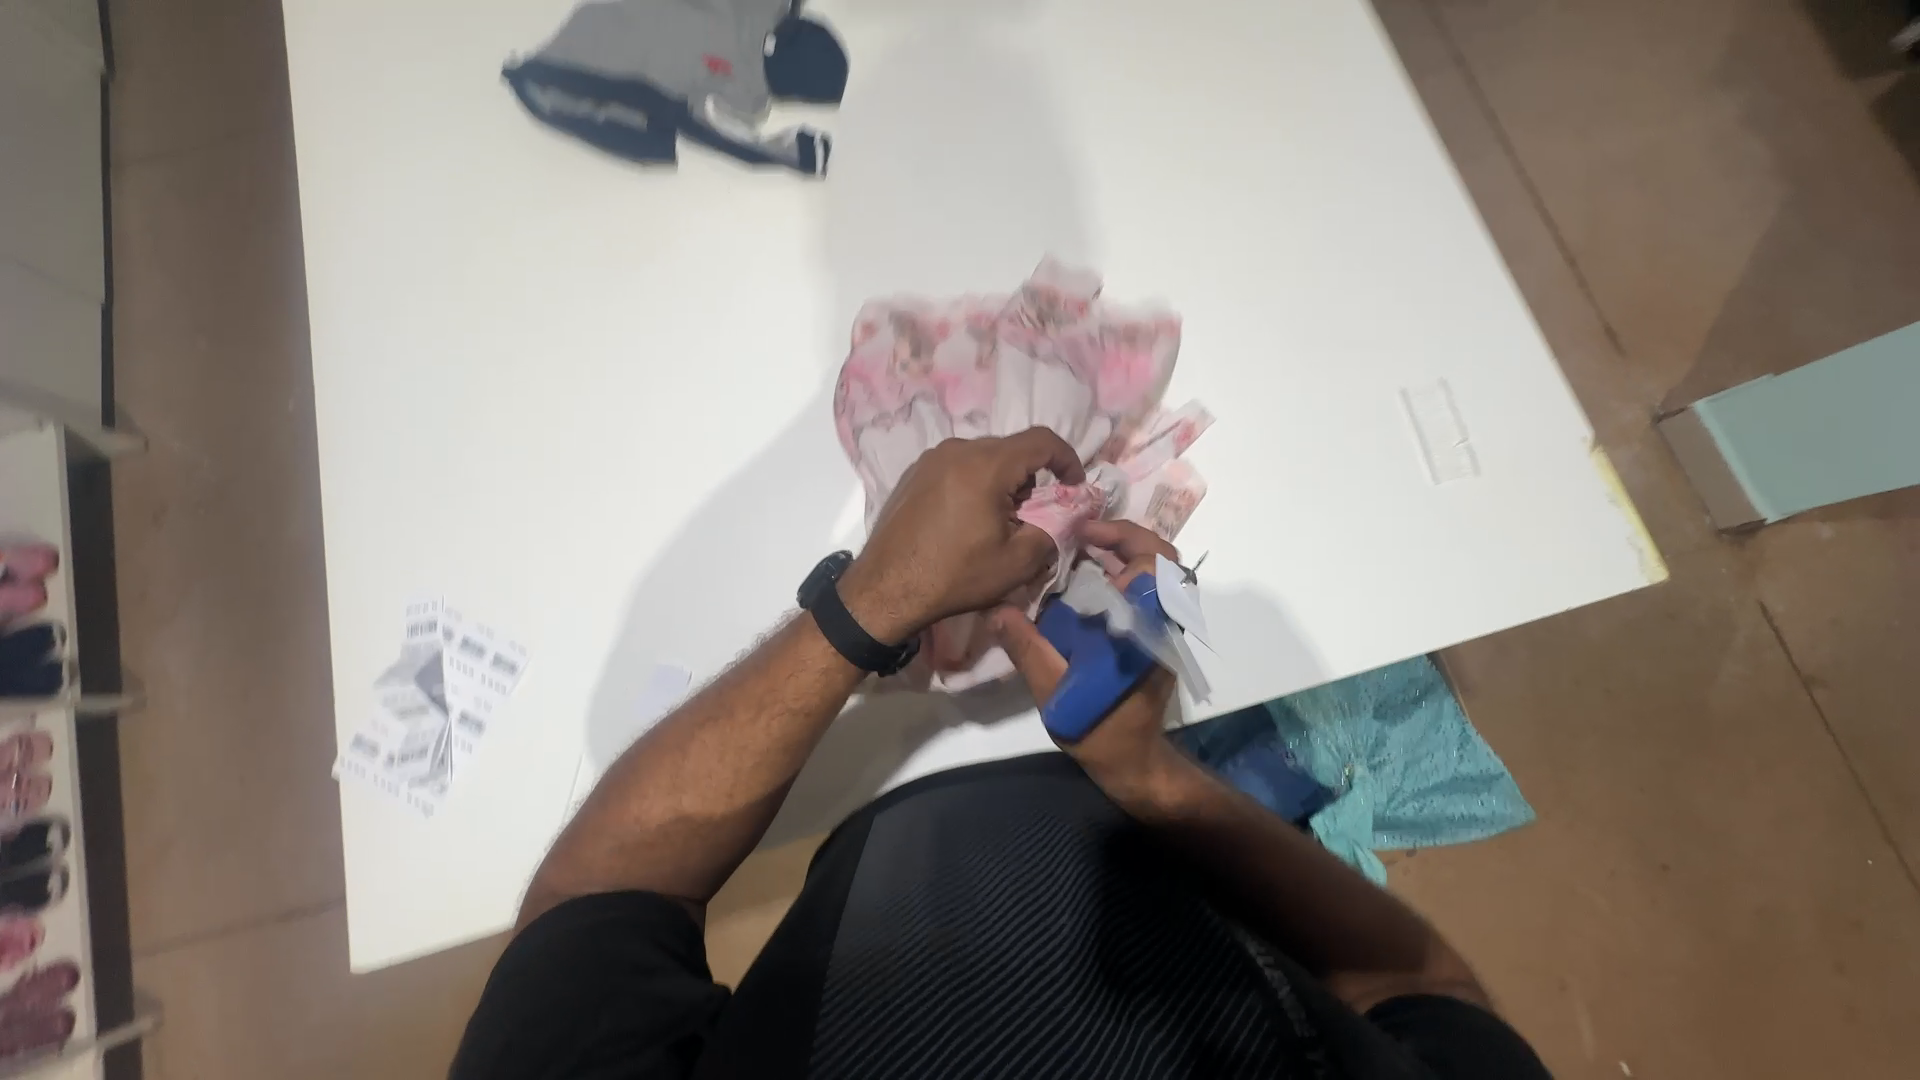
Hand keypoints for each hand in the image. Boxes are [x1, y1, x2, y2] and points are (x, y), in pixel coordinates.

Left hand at [839, 428, 1085, 642]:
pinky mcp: (912, 475)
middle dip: (1032, 478)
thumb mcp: (1017, 562)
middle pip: (1011, 450)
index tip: (1074, 488)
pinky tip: (968, 522)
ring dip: (1002, 483)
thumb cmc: (954, 576)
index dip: (1068, 459)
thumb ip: (1054, 529)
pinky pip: (957, 468)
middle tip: (1035, 516)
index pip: (1042, 440)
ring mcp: (930, 459)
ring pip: (983, 459)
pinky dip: (974, 485)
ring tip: (999, 523)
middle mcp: (956, 449)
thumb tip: (1069, 514)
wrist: (886, 590)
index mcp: (985, 464)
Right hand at [992, 520, 1189, 802]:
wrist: (1132, 763)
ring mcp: (1162, 628)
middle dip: (1124, 536)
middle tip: (1083, 532)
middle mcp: (1162, 622)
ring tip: (1082, 545)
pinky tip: (1089, 575)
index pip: (1155, 566)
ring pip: (1157, 572)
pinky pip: (1148, 589)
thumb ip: (1029, 649)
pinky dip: (1123, 571)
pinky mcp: (1154, 636)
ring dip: (1124, 551)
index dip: (1124, 539)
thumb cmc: (1099, 729)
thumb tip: (997, 610)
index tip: (1085, 534)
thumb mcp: (1056, 693)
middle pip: (1162, 558)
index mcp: (1146, 629)